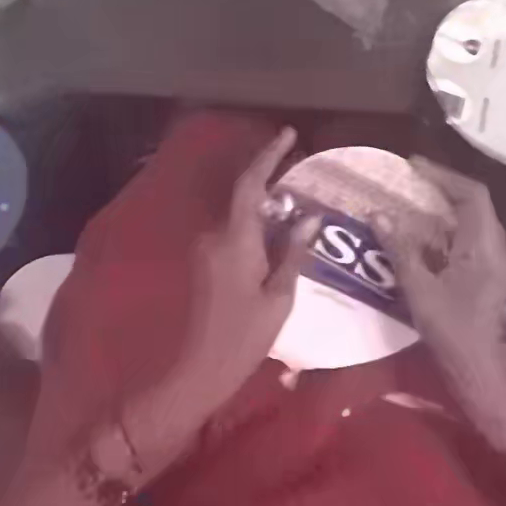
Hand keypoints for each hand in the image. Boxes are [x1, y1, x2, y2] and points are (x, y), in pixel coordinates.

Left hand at [175, 127, 320, 403]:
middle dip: (271, 180)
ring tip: (298, 205)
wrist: (196, 371)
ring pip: (240, 216)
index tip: (288, 135)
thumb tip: (309, 216)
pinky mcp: (206, 264)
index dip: (268, 156)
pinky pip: (233, 233)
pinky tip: (279, 234)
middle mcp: (215, 237)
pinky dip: (256, 226)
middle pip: (244, 196)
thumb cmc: (242, 339)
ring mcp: (206, 250)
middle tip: (303, 173)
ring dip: (265, 206)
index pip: (250, 184)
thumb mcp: (278, 299)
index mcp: (235, 240)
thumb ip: (293, 253)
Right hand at [376, 157, 505, 359]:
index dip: (443, 175)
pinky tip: (426, 228)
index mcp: (484, 246)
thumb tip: (377, 213)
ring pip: (475, 217)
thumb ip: (399, 247)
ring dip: (446, 203)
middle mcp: (497, 246)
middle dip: (443, 185)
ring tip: (415, 196)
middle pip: (475, 202)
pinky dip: (449, 222)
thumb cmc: (450, 327)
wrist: (478, 367)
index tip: (413, 165)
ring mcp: (497, 259)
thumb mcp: (418, 287)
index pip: (471, 194)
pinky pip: (472, 233)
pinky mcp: (490, 270)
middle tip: (410, 178)